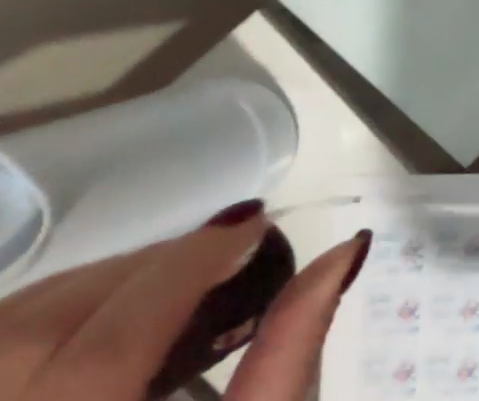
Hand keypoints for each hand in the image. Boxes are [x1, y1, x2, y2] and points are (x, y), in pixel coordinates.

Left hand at [0, 201, 369, 399]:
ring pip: (7, 323)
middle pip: (49, 321)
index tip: (255, 223)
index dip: (190, 263)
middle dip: (146, 265)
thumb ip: (290, 354)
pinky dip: (39, 315)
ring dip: (92, 284)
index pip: (120, 334)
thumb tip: (346, 254)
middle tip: (223, 250)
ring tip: (168, 278)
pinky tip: (96, 318)